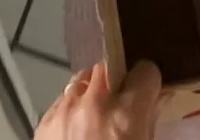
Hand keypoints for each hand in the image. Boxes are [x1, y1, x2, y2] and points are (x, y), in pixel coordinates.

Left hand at [33, 60, 162, 139]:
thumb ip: (150, 123)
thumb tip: (158, 98)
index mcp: (124, 117)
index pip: (145, 71)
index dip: (149, 84)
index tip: (149, 94)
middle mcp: (93, 104)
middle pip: (110, 67)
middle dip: (118, 83)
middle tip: (123, 107)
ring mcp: (63, 112)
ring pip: (82, 80)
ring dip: (93, 94)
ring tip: (97, 121)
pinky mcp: (42, 125)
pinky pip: (62, 102)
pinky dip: (72, 111)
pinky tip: (77, 134)